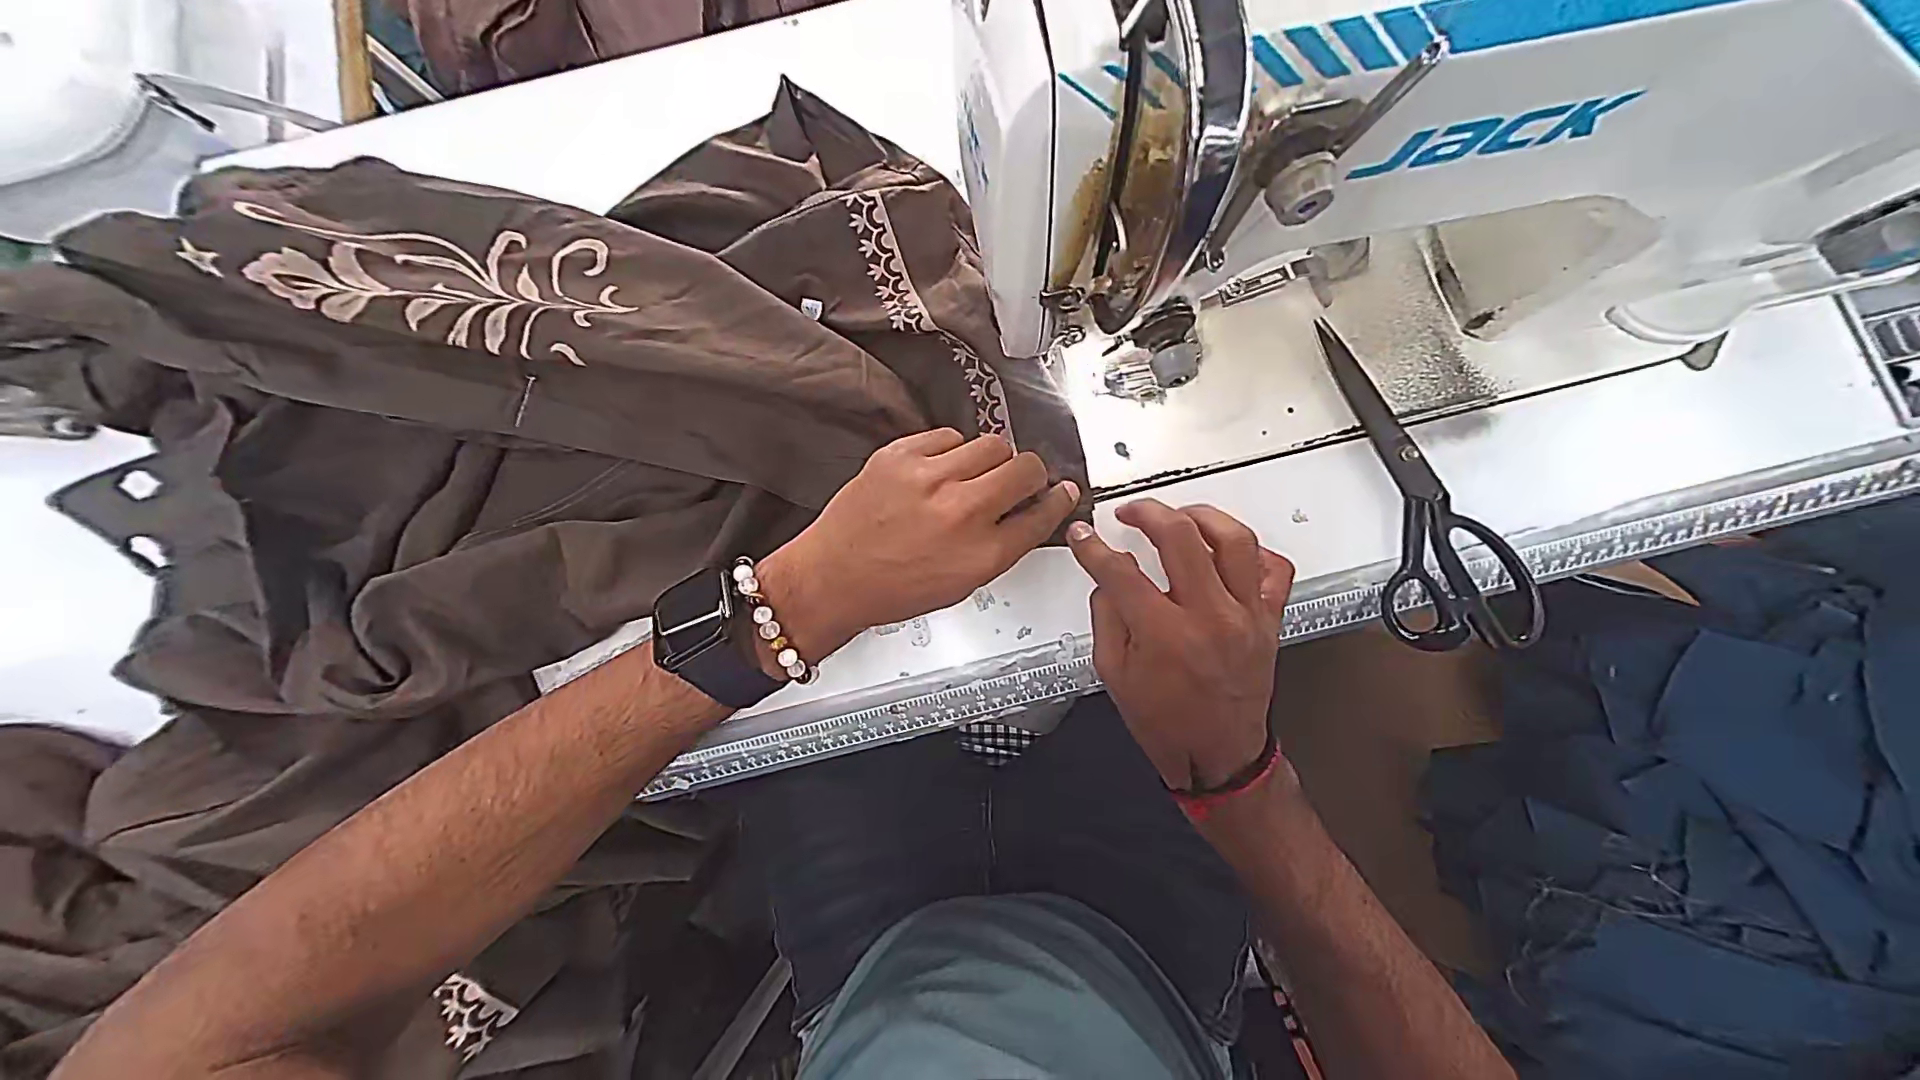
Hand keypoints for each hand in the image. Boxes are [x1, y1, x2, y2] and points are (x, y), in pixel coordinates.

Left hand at [757, 429, 1079, 661]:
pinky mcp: (900, 455)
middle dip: (1030, 475)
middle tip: (1018, 482)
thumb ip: (1003, 545)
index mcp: (982, 554)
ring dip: (992, 460)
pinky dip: (952, 450)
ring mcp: (929, 478)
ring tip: (972, 477)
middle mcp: (961, 512)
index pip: (1041, 514)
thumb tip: (1029, 513)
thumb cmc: (891, 587)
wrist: (832, 577)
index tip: (1060, 492)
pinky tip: (940, 470)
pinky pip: (949, 435)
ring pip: (992, 443)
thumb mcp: (962, 582)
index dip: (1056, 501)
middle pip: (1026, 468)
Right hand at [1067, 500, 1294, 790]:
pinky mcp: (1269, 621)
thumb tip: (1107, 576)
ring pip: (1234, 540)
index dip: (1092, 546)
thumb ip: (1106, 616)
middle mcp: (1209, 618)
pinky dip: (1253, 550)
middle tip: (1131, 513)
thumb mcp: (1114, 673)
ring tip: (1180, 515)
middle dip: (1147, 513)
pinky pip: (1274, 570)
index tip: (1084, 536)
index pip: (1119, 570)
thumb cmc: (1168, 723)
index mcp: (1164, 634)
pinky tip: (1228, 548)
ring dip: (1202, 516)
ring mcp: (1245, 617)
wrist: (1218, 754)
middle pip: (1179, 536)